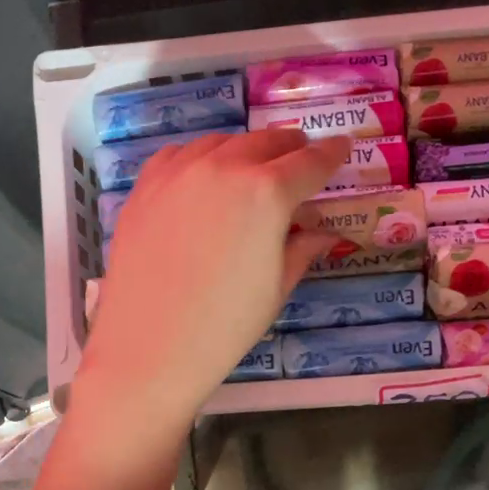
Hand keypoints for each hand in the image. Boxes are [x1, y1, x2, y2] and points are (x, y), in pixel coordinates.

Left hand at [76, 129, 349, 426]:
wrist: (149, 347)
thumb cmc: (224, 328)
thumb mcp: (275, 289)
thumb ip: (302, 249)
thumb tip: (324, 233)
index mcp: (266, 193)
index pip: (310, 163)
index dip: (331, 154)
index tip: (342, 147)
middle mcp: (224, 168)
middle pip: (266, 142)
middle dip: (290, 149)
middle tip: (301, 159)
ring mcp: (179, 171)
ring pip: (223, 143)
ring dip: (246, 151)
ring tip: (253, 171)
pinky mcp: (146, 185)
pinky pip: (181, 155)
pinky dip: (203, 159)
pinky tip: (206, 180)